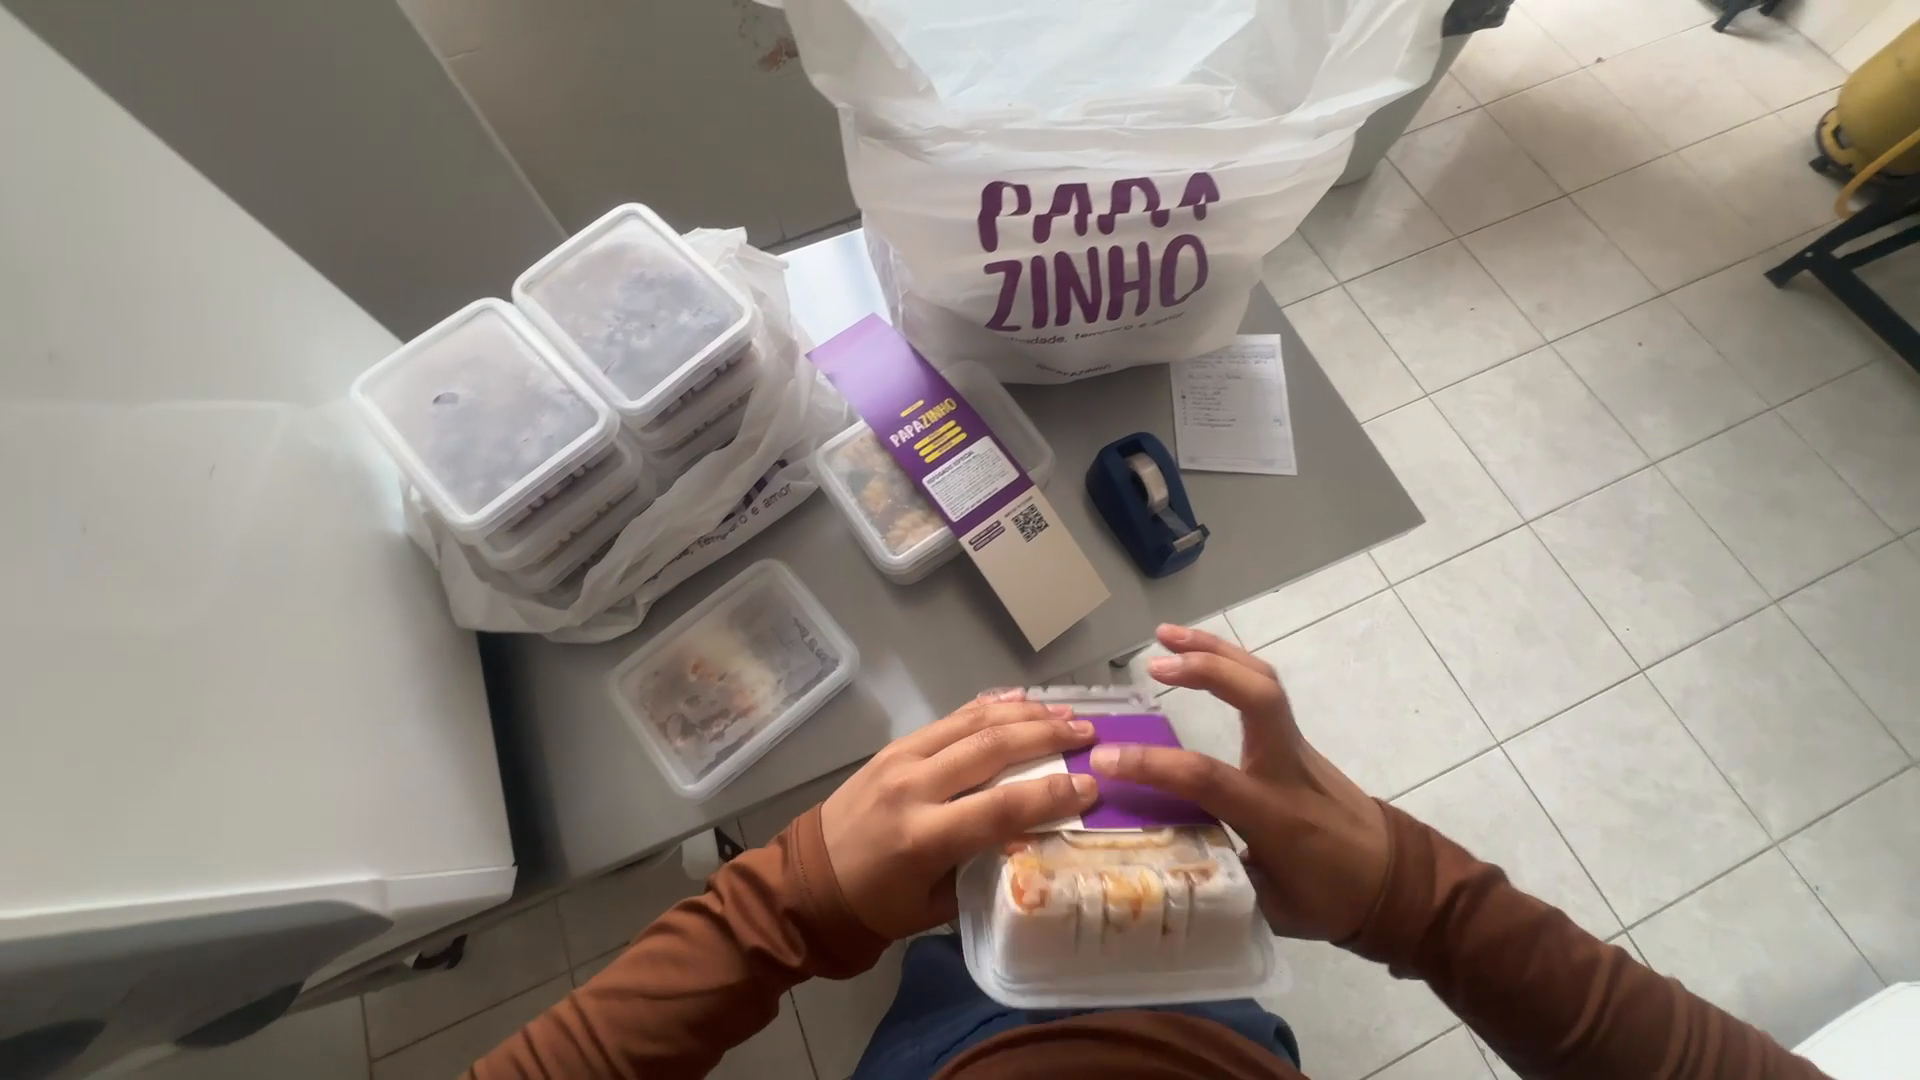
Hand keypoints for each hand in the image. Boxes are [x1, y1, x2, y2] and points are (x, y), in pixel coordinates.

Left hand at [820, 694, 1098, 938]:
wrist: (807, 882)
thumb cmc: (875, 906)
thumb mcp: (934, 905)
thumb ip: (982, 867)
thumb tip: (1031, 835)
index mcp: (924, 837)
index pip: (1001, 807)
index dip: (1051, 794)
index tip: (1091, 786)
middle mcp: (914, 787)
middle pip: (992, 749)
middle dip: (1046, 736)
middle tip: (1087, 733)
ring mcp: (901, 759)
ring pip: (972, 723)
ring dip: (1022, 713)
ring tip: (1063, 711)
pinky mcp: (894, 746)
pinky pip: (949, 719)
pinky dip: (987, 707)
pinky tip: (1017, 700)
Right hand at [1090, 624, 1390, 942]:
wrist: (1401, 885)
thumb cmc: (1331, 901)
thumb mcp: (1269, 906)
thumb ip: (1215, 875)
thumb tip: (1158, 848)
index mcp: (1275, 813)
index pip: (1207, 777)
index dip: (1152, 765)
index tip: (1105, 758)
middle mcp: (1287, 767)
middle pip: (1258, 697)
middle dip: (1207, 670)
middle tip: (1153, 662)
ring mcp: (1296, 746)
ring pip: (1263, 680)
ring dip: (1214, 649)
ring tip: (1166, 633)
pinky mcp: (1296, 738)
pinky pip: (1264, 688)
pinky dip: (1229, 661)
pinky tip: (1199, 653)